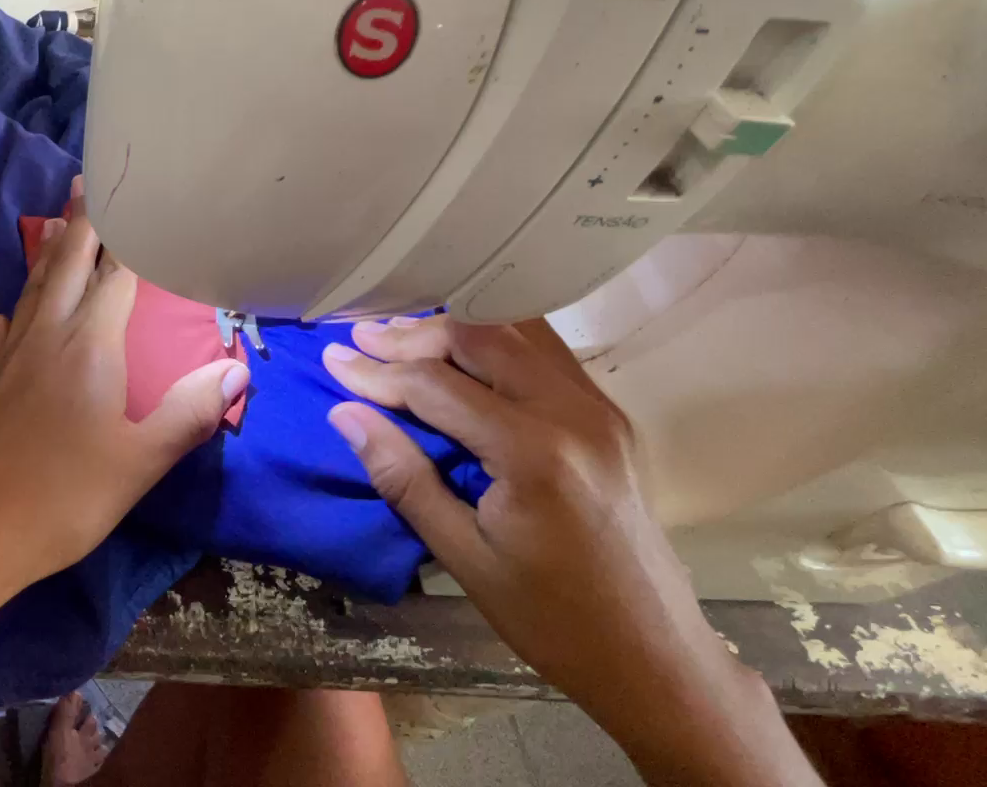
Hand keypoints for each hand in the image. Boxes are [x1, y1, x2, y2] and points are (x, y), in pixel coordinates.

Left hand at [0, 178, 250, 602]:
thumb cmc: (61, 499)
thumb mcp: (138, 462)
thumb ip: (188, 413)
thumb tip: (238, 371)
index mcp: (86, 347)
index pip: (115, 275)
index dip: (129, 236)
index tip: (136, 197)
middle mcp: (43, 338)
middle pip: (65, 265)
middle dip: (80, 222)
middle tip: (85, 182)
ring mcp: (5, 359)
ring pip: (31, 291)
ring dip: (47, 255)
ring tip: (56, 228)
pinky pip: (2, 332)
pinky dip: (13, 312)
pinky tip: (7, 313)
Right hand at [321, 319, 816, 785]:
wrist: (654, 656)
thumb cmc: (549, 617)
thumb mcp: (461, 554)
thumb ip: (402, 476)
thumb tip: (345, 414)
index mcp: (533, 454)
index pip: (436, 385)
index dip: (376, 372)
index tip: (332, 361)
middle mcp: (573, 413)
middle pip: (477, 339)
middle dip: (411, 336)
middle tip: (360, 341)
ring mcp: (600, 408)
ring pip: (515, 331)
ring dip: (453, 329)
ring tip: (400, 336)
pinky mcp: (609, 414)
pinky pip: (544, 350)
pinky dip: (493, 340)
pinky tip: (460, 352)